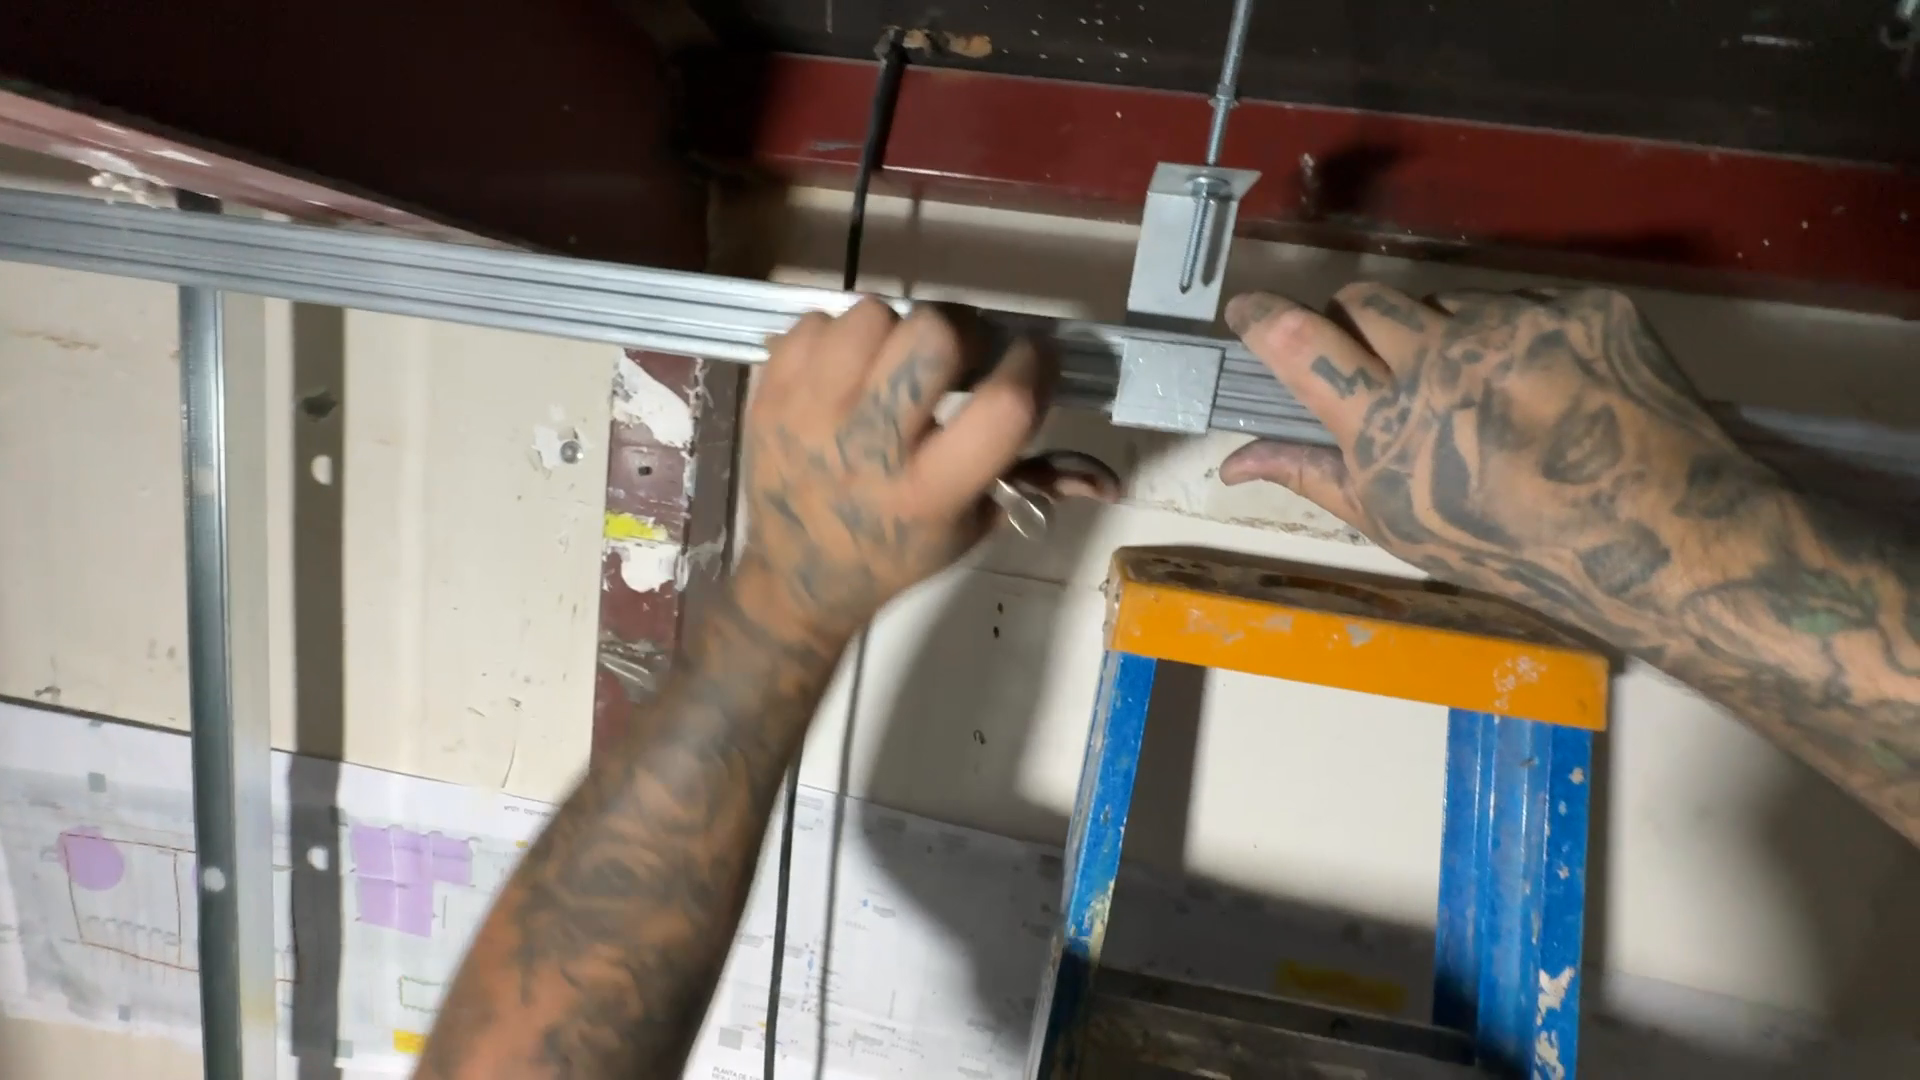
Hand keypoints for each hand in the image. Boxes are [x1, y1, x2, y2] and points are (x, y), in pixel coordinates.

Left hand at [735, 299, 1049, 642]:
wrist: (798, 578)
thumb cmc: (897, 554)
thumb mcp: (970, 529)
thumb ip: (1033, 484)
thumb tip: (1108, 479)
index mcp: (929, 492)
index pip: (1004, 405)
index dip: (1032, 365)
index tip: (1030, 358)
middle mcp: (867, 449)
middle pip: (932, 335)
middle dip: (959, 331)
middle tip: (956, 357)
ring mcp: (807, 415)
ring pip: (871, 313)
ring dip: (896, 331)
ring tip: (893, 368)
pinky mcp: (767, 394)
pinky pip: (816, 320)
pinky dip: (841, 338)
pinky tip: (846, 376)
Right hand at [1219, 284, 1783, 645]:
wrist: (1651, 538)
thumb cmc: (1496, 542)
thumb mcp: (1387, 520)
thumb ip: (1307, 473)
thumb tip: (1229, 464)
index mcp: (1384, 423)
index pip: (1299, 342)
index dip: (1262, 318)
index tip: (1245, 309)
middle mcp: (1441, 361)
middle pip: (1364, 299)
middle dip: (1351, 320)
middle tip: (1372, 358)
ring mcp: (1516, 327)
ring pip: (1438, 299)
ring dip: (1431, 330)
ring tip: (1466, 382)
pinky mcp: (1579, 308)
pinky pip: (1510, 301)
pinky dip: (1499, 332)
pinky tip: (1528, 379)